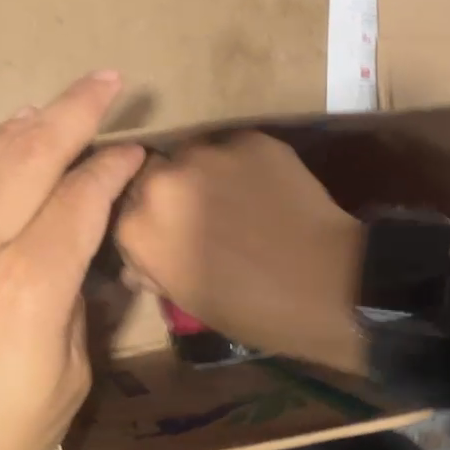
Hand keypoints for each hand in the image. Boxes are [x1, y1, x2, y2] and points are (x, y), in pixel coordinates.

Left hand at [0, 71, 146, 449]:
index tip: (136, 147)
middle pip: (30, 155)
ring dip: (12, 133)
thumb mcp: (65, 387)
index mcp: (30, 284)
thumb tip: (77, 270)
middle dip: (73, 109)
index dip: (113, 166)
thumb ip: (74, 312)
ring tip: (35, 112)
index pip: (82, 199)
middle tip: (104, 80)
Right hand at [115, 132, 366, 374]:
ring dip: (204, 176)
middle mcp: (162, 180)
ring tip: (236, 202)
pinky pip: (235, 150)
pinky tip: (266, 192)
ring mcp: (208, 154)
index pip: (125, 214)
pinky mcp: (250, 140)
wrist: (324, 285)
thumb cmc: (251, 309)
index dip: (148, 228)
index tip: (168, 241)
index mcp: (137, 226)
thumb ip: (155, 269)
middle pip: (153, 176)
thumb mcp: (188, 299)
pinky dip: (243, 168)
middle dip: (169, 194)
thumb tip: (138, 263)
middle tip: (200, 218)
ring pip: (194, 157)